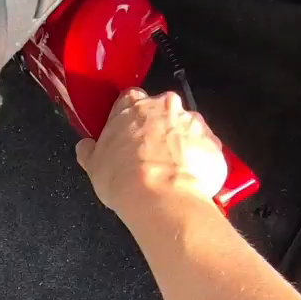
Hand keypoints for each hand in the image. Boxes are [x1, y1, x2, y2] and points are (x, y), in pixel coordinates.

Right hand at [75, 89, 229, 222]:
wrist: (160, 199)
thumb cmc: (125, 179)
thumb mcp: (93, 166)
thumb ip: (89, 150)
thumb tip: (87, 147)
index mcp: (134, 106)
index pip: (129, 100)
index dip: (128, 120)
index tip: (126, 135)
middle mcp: (166, 107)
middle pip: (162, 113)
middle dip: (157, 132)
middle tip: (147, 159)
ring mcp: (194, 124)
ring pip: (186, 131)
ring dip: (179, 147)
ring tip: (168, 176)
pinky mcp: (213, 145)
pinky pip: (205, 152)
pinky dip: (198, 165)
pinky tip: (186, 183)